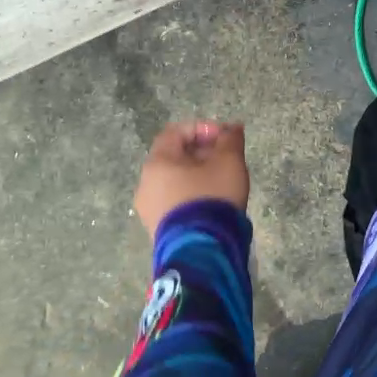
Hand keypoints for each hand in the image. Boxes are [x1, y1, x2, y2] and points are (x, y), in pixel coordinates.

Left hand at [133, 121, 249, 234]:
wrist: (201, 247)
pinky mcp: (157, 228)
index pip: (176, 132)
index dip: (203, 128)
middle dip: (203, 151)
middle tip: (228, 157)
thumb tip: (231, 129)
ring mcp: (148, 209)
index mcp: (158, 163)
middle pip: (174, 156)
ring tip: (223, 179)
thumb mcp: (229, 160)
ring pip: (174, 179)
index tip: (225, 138)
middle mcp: (145, 184)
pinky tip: (213, 199)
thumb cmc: (212, 195)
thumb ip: (230, 139)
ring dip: (199, 172)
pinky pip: (174, 199)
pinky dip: (192, 192)